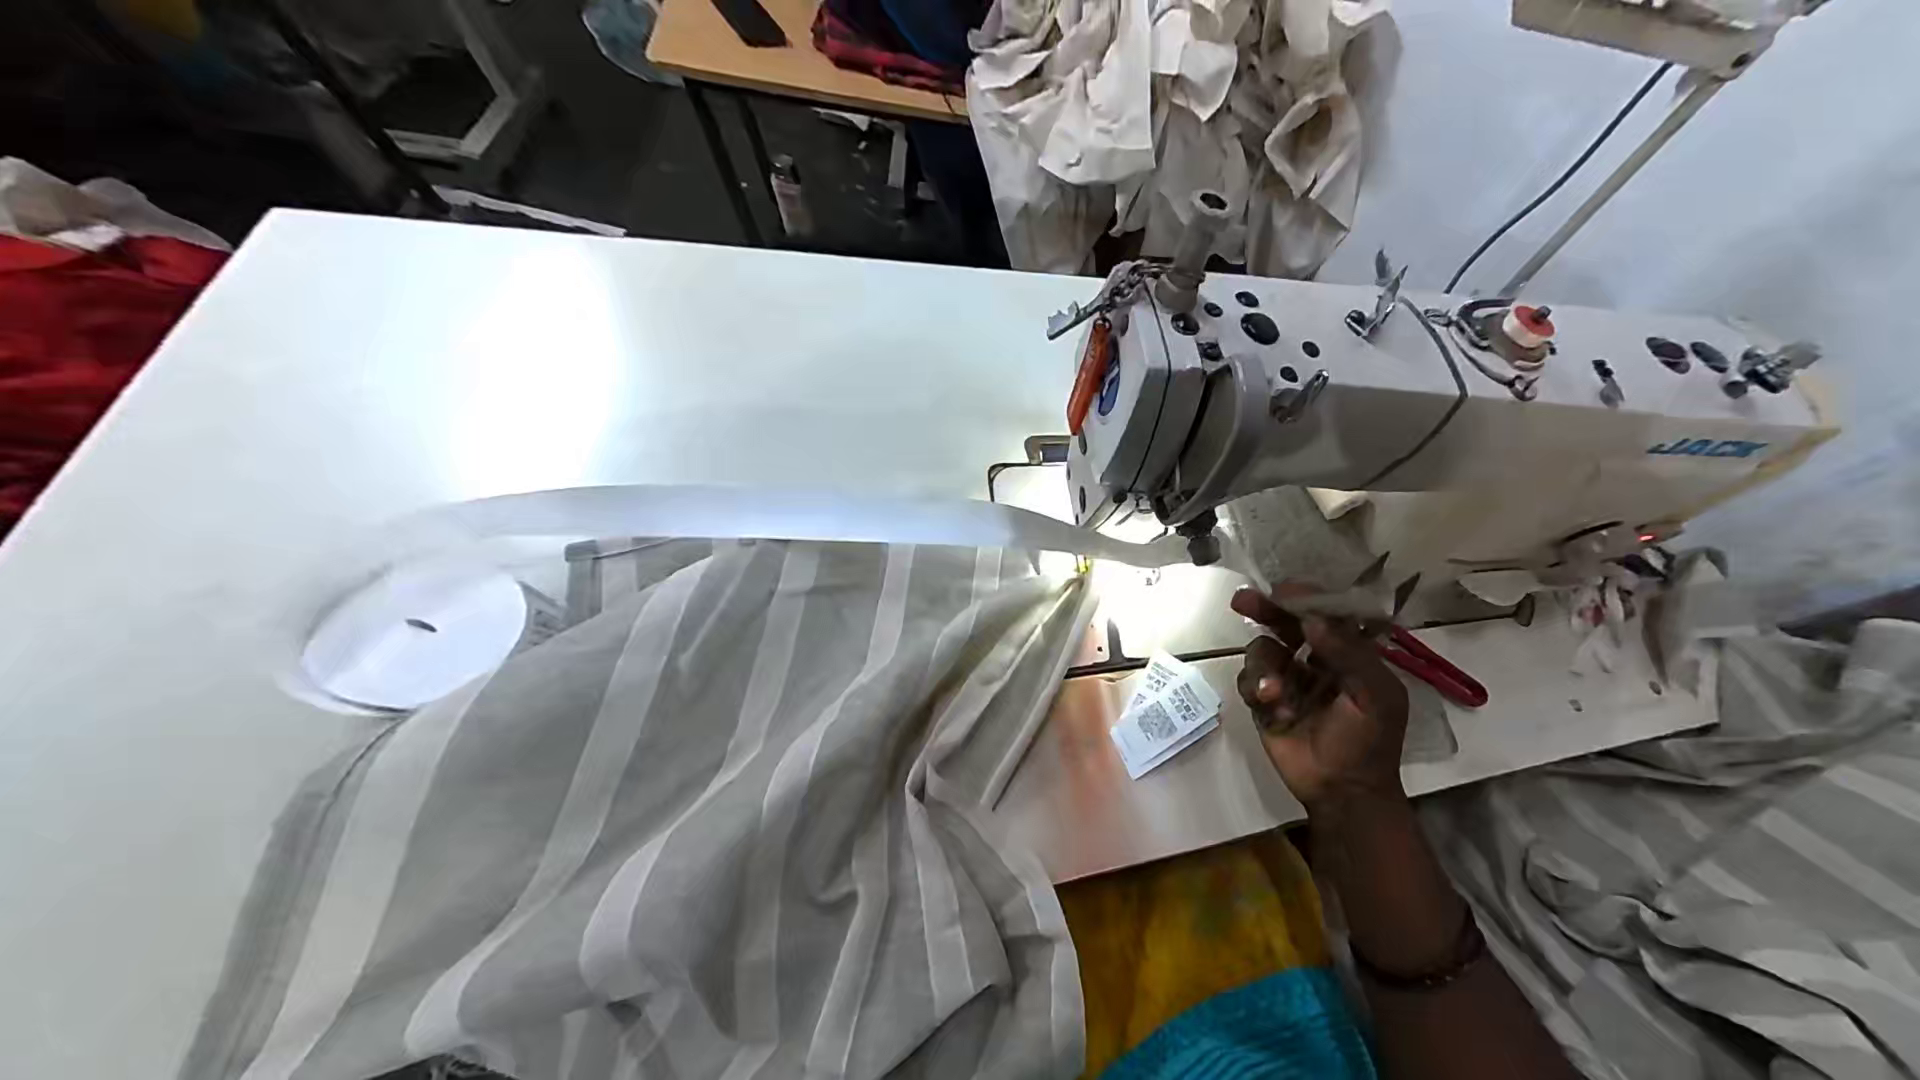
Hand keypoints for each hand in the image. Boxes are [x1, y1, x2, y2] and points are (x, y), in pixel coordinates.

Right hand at [1230, 586, 1409, 811]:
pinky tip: (1273, 710)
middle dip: (1264, 610)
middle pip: (1283, 623)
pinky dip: (1255, 690)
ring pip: (1261, 650)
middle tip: (1242, 601)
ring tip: (1272, 693)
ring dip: (1263, 667)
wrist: (1342, 791)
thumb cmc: (1369, 741)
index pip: (1323, 614)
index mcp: (1346, 653)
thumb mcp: (1374, 695)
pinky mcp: (1261, 700)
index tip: (1284, 591)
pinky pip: (1246, 680)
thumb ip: (1348, 653)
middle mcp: (1313, 659)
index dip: (1305, 599)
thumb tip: (1312, 619)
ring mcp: (1285, 678)